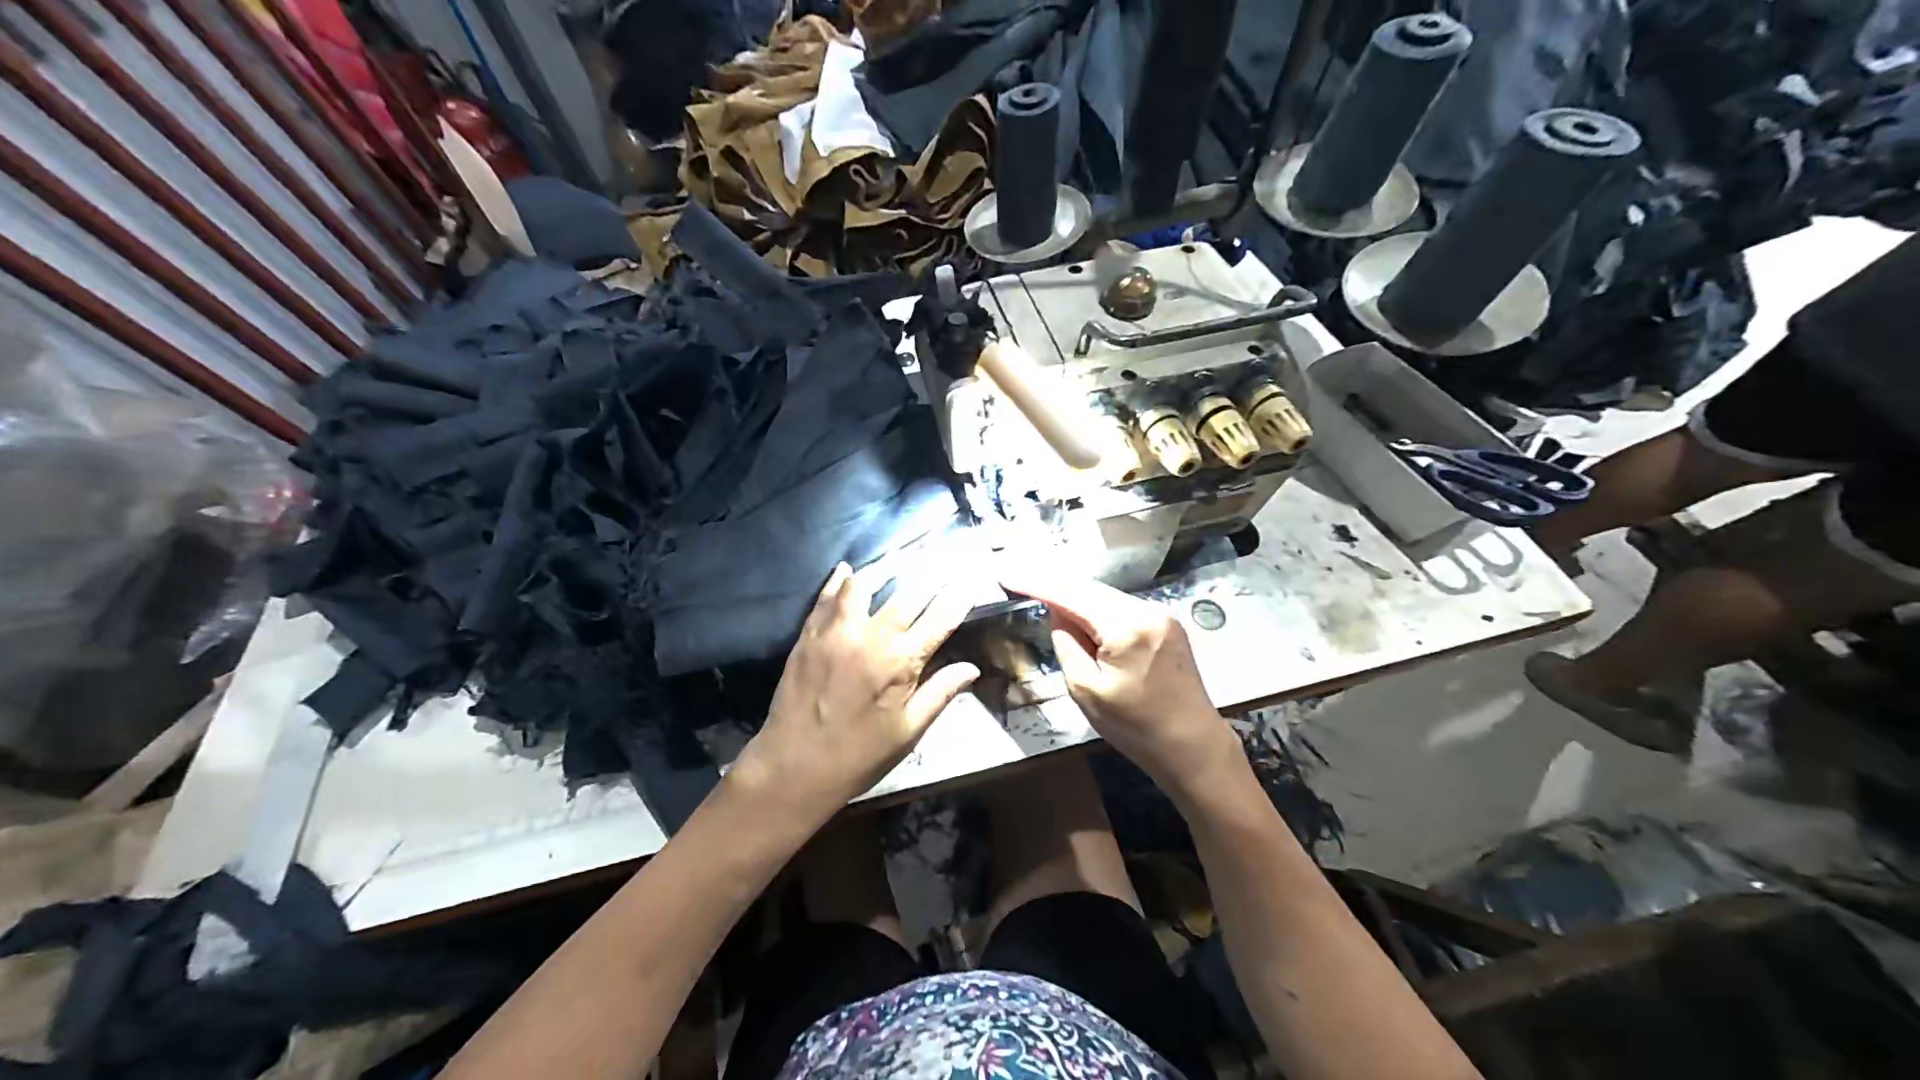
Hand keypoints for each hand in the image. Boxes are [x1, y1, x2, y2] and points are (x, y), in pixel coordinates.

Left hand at [730, 562, 979, 819]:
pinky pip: (828, 596)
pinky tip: (848, 569)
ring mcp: (836, 631)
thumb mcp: (908, 732)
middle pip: (908, 593)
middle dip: (931, 573)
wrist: (793, 766)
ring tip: (899, 557)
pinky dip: (841, 580)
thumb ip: (940, 693)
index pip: (939, 618)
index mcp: (901, 662)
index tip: (970, 578)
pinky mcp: (809, 634)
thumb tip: (971, 668)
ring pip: (864, 583)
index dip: (958, 596)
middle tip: (943, 557)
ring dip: (885, 567)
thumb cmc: (859, 755)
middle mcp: (871, 636)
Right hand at [1003, 572, 1242, 801]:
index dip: (1036, 584)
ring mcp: (1162, 614)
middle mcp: (1146, 610)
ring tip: (1048, 604)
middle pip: (1090, 588)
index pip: (1071, 594)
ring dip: (1077, 598)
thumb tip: (1056, 611)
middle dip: (1056, 586)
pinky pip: (1123, 607)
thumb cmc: (1134, 727)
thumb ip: (1066, 643)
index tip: (1008, 577)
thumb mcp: (1085, 690)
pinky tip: (1083, 618)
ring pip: (1106, 595)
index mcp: (1125, 628)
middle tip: (1021, 585)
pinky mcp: (1168, 624)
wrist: (1191, 745)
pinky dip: (1098, 608)